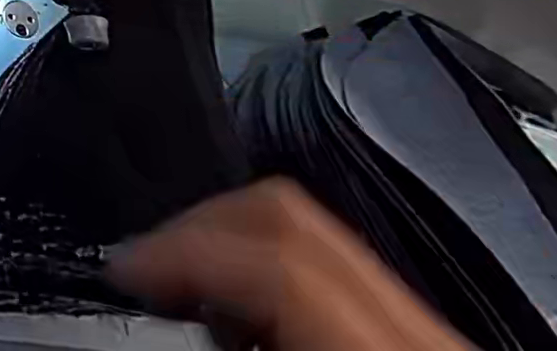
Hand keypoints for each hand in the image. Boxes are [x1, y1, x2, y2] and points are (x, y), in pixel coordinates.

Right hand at [107, 179, 472, 350]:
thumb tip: (159, 328)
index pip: (281, 267)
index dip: (186, 251)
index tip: (125, 270)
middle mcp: (426, 343)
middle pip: (288, 218)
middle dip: (197, 228)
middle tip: (145, 271)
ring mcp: (431, 336)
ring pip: (303, 231)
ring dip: (224, 246)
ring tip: (182, 293)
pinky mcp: (421, 341)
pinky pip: (322, 268)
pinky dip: (260, 275)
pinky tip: (241, 324)